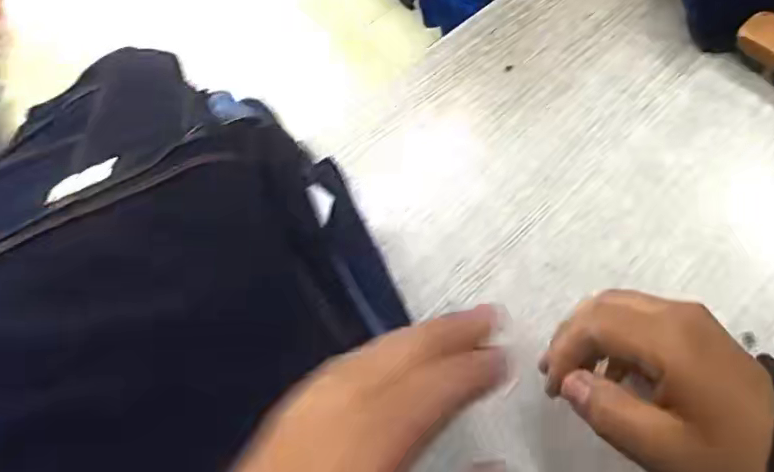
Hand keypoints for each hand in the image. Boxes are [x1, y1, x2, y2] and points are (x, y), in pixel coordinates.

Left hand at [234, 305, 508, 471]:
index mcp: (364, 447)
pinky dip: (365, 358)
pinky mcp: (267, 438)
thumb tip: (495, 460)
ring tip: (446, 329)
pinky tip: (380, 358)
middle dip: (447, 333)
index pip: (429, 389)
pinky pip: (325, 380)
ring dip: (409, 340)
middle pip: (394, 361)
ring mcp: (289, 426)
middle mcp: (326, 423)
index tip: (506, 355)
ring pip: (358, 363)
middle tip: (490, 316)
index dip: (473, 367)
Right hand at [541, 291, 773, 471]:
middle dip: (575, 332)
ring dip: (595, 332)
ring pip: (626, 304)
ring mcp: (689, 314)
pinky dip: (618, 335)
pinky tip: (613, 375)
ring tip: (574, 379)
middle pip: (610, 302)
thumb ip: (611, 411)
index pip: (600, 319)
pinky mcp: (695, 325)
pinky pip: (645, 316)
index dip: (567, 346)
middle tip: (553, 378)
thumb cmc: (721, 447)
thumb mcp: (661, 446)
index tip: (551, 389)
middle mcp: (677, 311)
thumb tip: (569, 381)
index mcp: (669, 335)